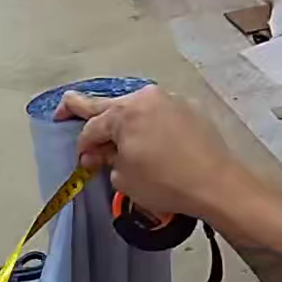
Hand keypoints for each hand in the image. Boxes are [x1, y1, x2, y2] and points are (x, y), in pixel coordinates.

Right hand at [53, 85, 251, 221]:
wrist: (216, 184)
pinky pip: (158, 113)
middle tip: (64, 109)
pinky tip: (150, 141)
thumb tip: (97, 152)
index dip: (82, 144)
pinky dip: (147, 123)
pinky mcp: (190, 108)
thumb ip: (105, 158)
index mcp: (123, 112)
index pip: (91, 126)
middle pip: (107, 104)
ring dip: (121, 119)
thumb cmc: (165, 183)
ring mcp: (170, 99)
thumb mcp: (124, 177)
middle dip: (83, 109)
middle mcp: (145, 96)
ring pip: (135, 107)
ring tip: (115, 136)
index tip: (82, 160)